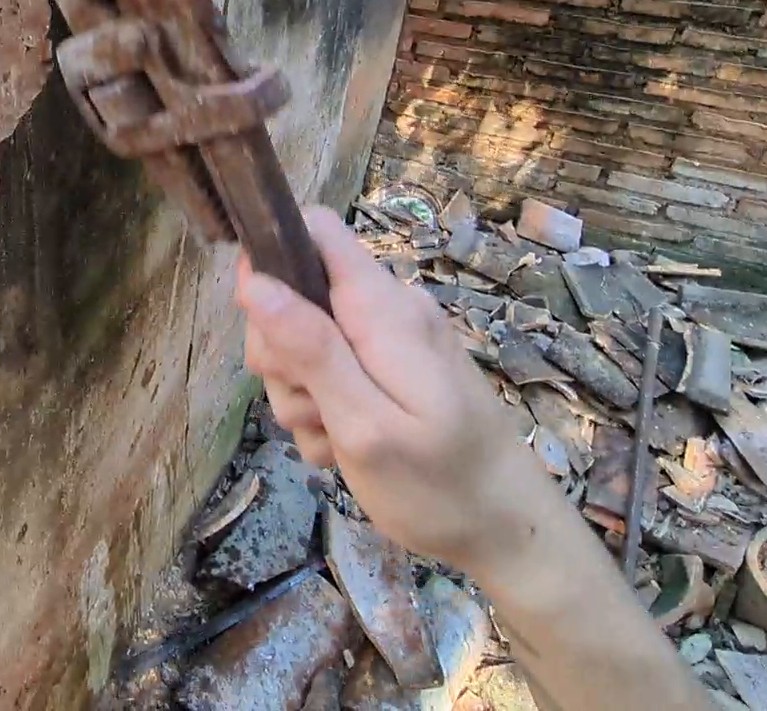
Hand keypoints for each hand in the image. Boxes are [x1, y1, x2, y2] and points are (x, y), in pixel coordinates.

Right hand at [236, 207, 554, 579]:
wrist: (512, 538)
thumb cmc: (442, 486)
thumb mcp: (365, 424)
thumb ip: (311, 348)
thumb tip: (254, 281)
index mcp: (382, 307)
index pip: (315, 228)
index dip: (273, 256)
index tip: (257, 317)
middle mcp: (383, 310)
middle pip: (294, 294)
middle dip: (280, 351)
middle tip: (311, 406)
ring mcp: (384, 341)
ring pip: (301, 342)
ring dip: (299, 392)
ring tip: (335, 437)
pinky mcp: (385, 370)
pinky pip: (326, 372)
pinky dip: (322, 410)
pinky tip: (343, 446)